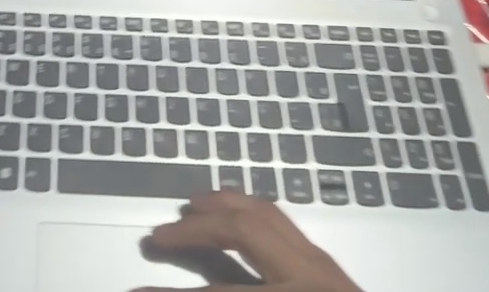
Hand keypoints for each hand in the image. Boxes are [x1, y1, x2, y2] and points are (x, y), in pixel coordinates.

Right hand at [135, 191, 364, 291]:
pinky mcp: (332, 269)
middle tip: (157, 236)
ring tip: (192, 204)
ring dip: (223, 204)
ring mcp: (324, 269)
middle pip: (243, 231)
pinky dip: (250, 210)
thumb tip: (205, 289)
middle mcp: (310, 280)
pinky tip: (235, 217)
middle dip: (194, 229)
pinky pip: (282, 221)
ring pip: (265, 213)